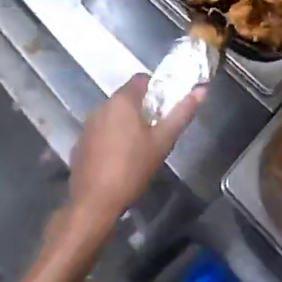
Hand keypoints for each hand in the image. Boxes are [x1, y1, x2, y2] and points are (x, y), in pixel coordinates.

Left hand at [66, 74, 203, 226]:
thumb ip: (181, 114)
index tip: (167, 106)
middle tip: (159, 128)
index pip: (142, 79)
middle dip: (144, 107)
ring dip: (128, 123)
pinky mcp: (81, 143)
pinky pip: (102, 131)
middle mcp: (102, 106)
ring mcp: (88, 125)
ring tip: (141, 145)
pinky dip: (113, 137)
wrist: (93, 203)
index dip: (157, 88)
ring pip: (114, 114)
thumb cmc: (132, 168)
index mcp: (122, 101)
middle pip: (127, 97)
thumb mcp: (162, 142)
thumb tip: (201, 91)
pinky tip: (120, 158)